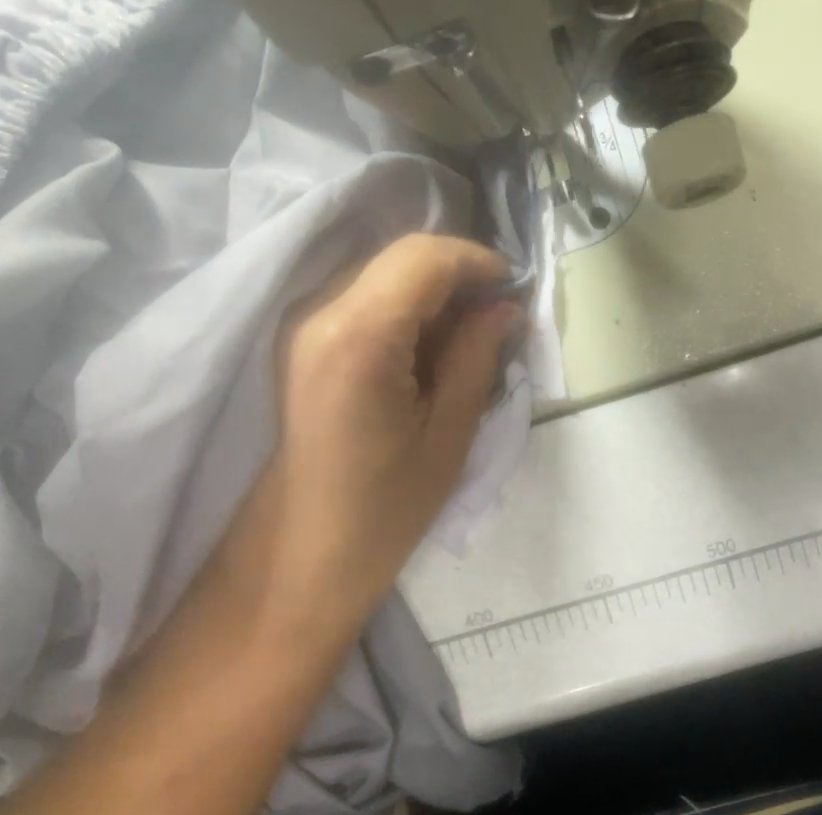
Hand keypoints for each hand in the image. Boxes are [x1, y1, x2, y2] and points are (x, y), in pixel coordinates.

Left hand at [222, 234, 519, 643]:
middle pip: (400, 259)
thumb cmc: (388, 507)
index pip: (423, 258)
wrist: (310, 549)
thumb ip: (476, 357)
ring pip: (382, 275)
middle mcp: (320, 315)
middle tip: (501, 317)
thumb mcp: (449, 434)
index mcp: (360, 338)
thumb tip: (504, 307)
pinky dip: (407, 311)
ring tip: (473, 338)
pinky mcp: (305, 344)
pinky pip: (364, 301)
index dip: (477, 261)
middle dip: (457, 276)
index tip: (516, 290)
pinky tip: (433, 351)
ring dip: (433, 294)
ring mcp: (305, 327)